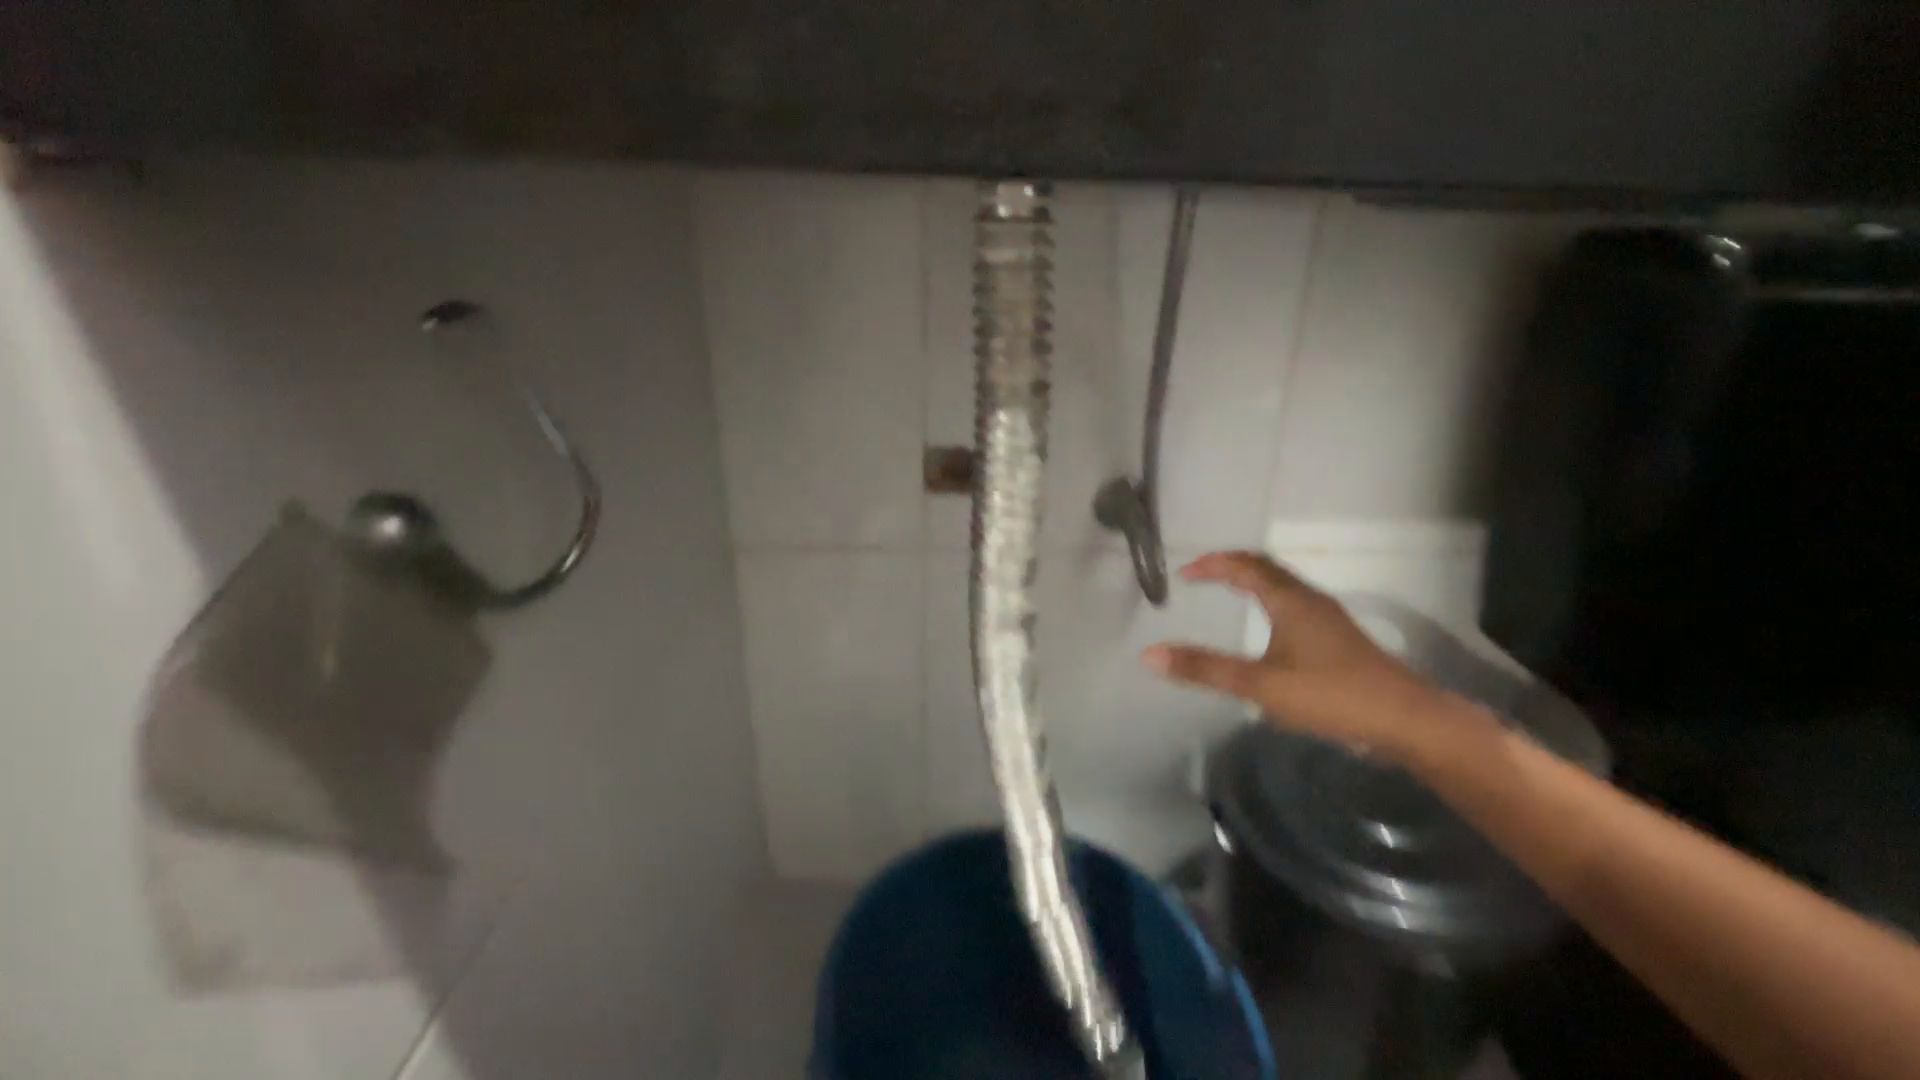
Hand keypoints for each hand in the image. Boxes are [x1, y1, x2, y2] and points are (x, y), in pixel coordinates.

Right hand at [1141, 551, 1462, 763]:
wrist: (1406, 720)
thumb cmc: (1330, 695)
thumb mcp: (1260, 686)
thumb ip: (1205, 670)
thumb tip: (1149, 655)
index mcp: (1290, 601)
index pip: (1245, 566)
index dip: (1213, 564)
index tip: (1184, 573)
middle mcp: (1310, 601)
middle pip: (1267, 570)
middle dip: (1232, 568)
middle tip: (1203, 576)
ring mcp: (1329, 620)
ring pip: (1285, 588)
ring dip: (1254, 584)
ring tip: (1229, 596)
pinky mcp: (1340, 640)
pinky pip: (1295, 606)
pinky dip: (1271, 604)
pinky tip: (1270, 633)